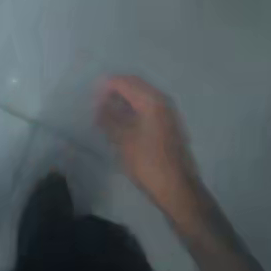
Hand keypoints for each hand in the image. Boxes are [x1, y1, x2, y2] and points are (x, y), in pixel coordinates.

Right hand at [95, 75, 199, 210]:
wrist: (178, 189)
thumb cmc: (148, 163)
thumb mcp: (124, 141)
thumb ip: (109, 118)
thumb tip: (99, 104)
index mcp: (151, 99)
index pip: (124, 82)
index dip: (106, 86)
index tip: (91, 97)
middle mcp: (161, 98)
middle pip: (134, 85)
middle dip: (115, 91)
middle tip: (98, 105)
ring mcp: (168, 110)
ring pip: (142, 96)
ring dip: (125, 100)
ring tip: (108, 115)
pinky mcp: (169, 122)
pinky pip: (148, 106)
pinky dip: (134, 109)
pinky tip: (124, 123)